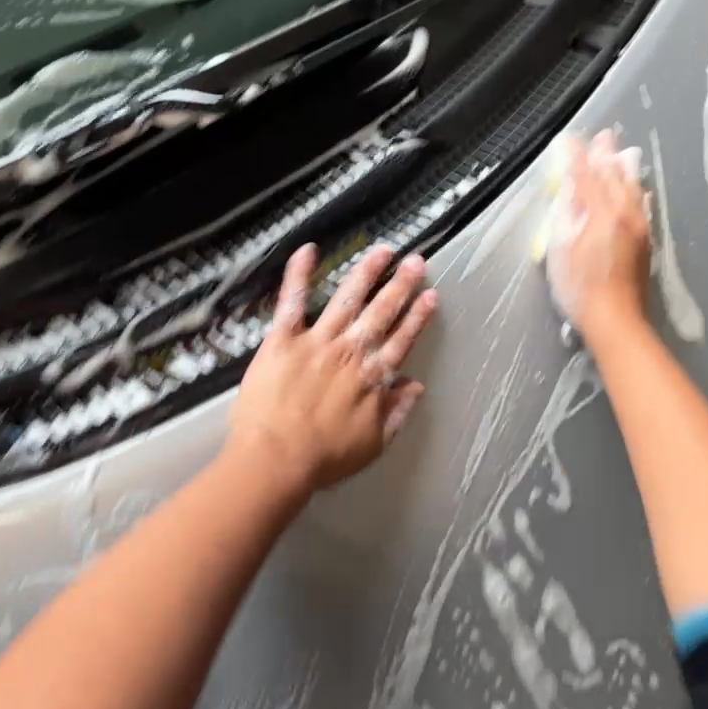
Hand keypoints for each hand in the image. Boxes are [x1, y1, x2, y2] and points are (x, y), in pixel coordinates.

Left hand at [227, 243, 437, 497]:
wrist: (276, 458)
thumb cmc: (323, 458)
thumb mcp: (372, 444)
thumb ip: (397, 413)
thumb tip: (416, 386)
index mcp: (372, 378)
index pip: (402, 340)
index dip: (417, 317)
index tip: (430, 296)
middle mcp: (350, 351)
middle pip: (381, 312)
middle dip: (401, 285)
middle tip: (416, 262)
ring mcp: (317, 341)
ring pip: (347, 298)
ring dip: (366, 272)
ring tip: (382, 251)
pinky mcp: (284, 338)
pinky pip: (293, 301)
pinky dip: (299, 274)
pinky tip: (307, 250)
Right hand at [555, 129, 651, 335]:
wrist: (616, 319)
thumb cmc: (579, 286)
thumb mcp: (560, 246)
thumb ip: (566, 212)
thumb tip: (570, 186)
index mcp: (600, 212)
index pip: (585, 175)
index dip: (577, 156)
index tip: (570, 139)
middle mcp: (624, 213)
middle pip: (614, 177)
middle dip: (606, 155)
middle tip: (604, 135)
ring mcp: (638, 227)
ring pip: (633, 189)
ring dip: (625, 169)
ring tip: (625, 152)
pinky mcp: (645, 242)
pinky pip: (643, 207)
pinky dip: (638, 193)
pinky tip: (640, 191)